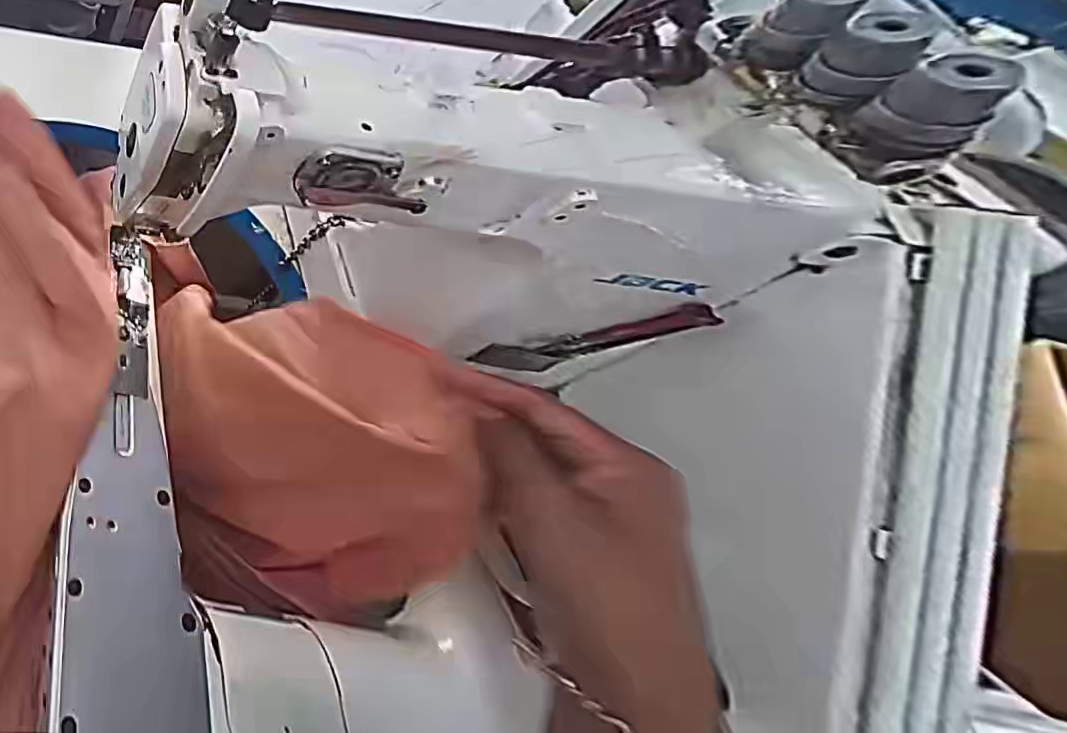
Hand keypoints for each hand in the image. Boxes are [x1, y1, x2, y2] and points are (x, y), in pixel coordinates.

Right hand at [446, 370, 720, 732]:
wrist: (631, 694)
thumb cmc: (599, 593)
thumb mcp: (547, 511)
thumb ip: (508, 449)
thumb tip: (472, 406)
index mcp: (626, 464)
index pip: (545, 407)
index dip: (489, 387)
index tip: (440, 372)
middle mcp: (620, 480)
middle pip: (540, 435)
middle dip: (488, 419)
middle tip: (435, 402)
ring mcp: (603, 513)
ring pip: (534, 466)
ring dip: (491, 453)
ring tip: (441, 435)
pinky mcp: (582, 542)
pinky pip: (534, 497)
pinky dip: (501, 486)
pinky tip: (468, 482)